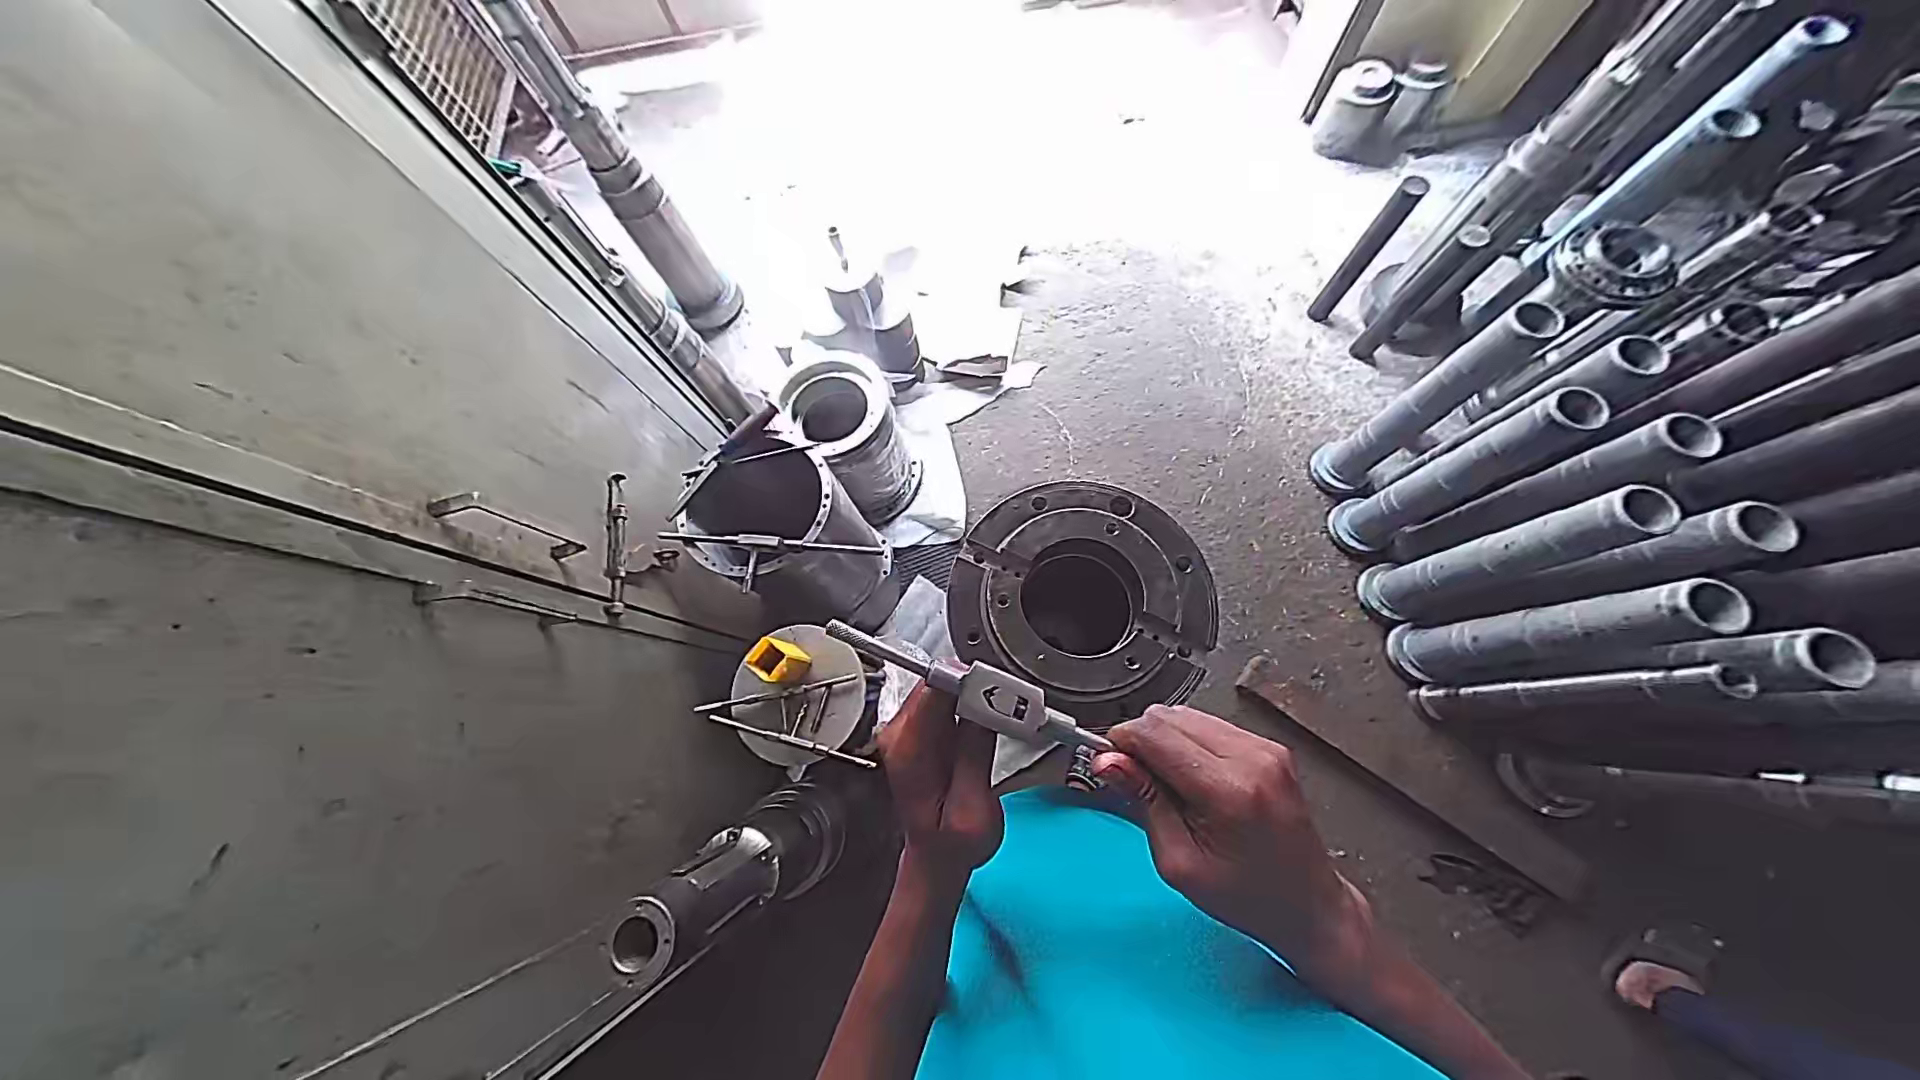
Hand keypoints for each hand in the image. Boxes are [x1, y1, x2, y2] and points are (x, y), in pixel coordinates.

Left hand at [879, 682, 1002, 879]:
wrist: (936, 858)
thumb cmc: (953, 843)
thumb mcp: (973, 808)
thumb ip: (976, 753)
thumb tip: (985, 705)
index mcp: (910, 749)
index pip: (934, 687)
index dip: (968, 680)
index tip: (996, 690)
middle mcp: (900, 733)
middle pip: (939, 680)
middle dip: (975, 685)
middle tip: (1005, 702)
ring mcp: (906, 728)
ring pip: (943, 684)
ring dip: (973, 691)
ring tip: (999, 711)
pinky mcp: (919, 728)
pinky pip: (944, 698)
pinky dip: (968, 700)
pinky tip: (984, 718)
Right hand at [1091, 705, 1358, 954]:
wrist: (1310, 907)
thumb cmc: (1249, 898)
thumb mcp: (1179, 862)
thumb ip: (1143, 801)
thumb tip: (1108, 761)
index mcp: (1230, 790)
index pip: (1153, 733)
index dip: (1121, 743)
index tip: (1110, 763)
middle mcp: (1252, 759)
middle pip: (1166, 716)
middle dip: (1140, 741)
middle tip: (1137, 779)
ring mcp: (1264, 748)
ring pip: (1184, 714)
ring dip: (1163, 740)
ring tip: (1169, 784)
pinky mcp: (1267, 746)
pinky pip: (1207, 723)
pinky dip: (1187, 742)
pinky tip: (1191, 777)